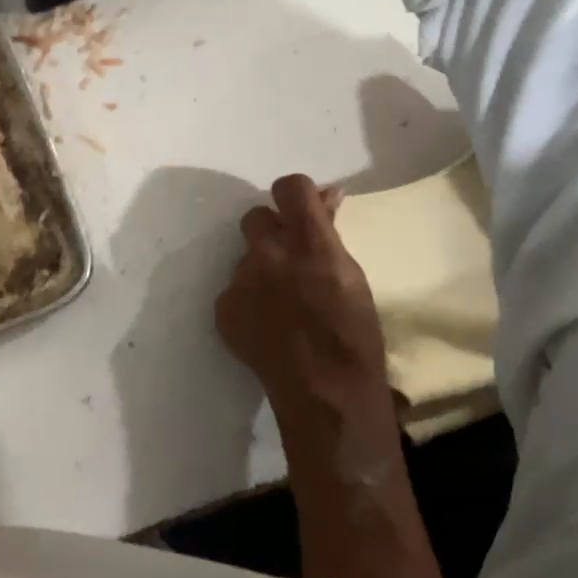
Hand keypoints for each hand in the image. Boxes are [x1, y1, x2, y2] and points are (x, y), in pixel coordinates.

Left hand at [215, 175, 387, 418]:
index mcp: (309, 244)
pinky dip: (249, 300)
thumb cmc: (354, 333)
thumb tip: (326, 197)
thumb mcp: (353, 275)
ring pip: (245, 259)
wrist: (323, 388)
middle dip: (270, 229)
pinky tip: (268, 323)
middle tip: (290, 253)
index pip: (289, 188)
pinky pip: (234, 290)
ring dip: (261, 269)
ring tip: (284, 301)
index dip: (295, 193)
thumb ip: (329, 234)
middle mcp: (268, 256)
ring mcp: (240, 282)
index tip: (304, 207)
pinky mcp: (223, 307)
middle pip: (254, 217)